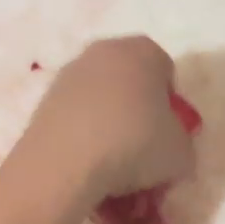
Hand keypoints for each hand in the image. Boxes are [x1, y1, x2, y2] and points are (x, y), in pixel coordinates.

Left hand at [19, 36, 195, 201]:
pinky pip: (73, 124)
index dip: (170, 108)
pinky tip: (84, 171)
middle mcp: (102, 53)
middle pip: (128, 88)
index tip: (167, 138)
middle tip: (140, 156)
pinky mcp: (42, 104)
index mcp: (143, 51)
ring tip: (111, 172)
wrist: (63, 164)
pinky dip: (81, 144)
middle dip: (136, 120)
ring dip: (107, 134)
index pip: (166, 73)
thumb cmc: (134, 145)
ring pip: (98, 107)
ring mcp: (67, 77)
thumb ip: (182, 145)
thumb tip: (170, 150)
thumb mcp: (180, 153)